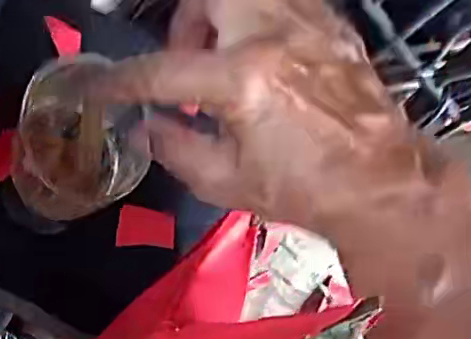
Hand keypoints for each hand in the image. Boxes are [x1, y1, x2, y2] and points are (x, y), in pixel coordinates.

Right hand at [101, 1, 456, 240]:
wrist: (372, 177)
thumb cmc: (296, 189)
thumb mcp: (222, 182)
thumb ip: (175, 148)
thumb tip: (146, 127)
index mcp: (242, 81)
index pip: (163, 70)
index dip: (121, 80)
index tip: (98, 88)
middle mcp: (273, 33)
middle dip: (183, 22)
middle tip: (183, 65)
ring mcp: (306, 19)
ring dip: (218, 18)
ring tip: (219, 65)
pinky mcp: (329, 21)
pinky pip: (279, 0)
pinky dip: (254, 21)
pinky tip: (255, 62)